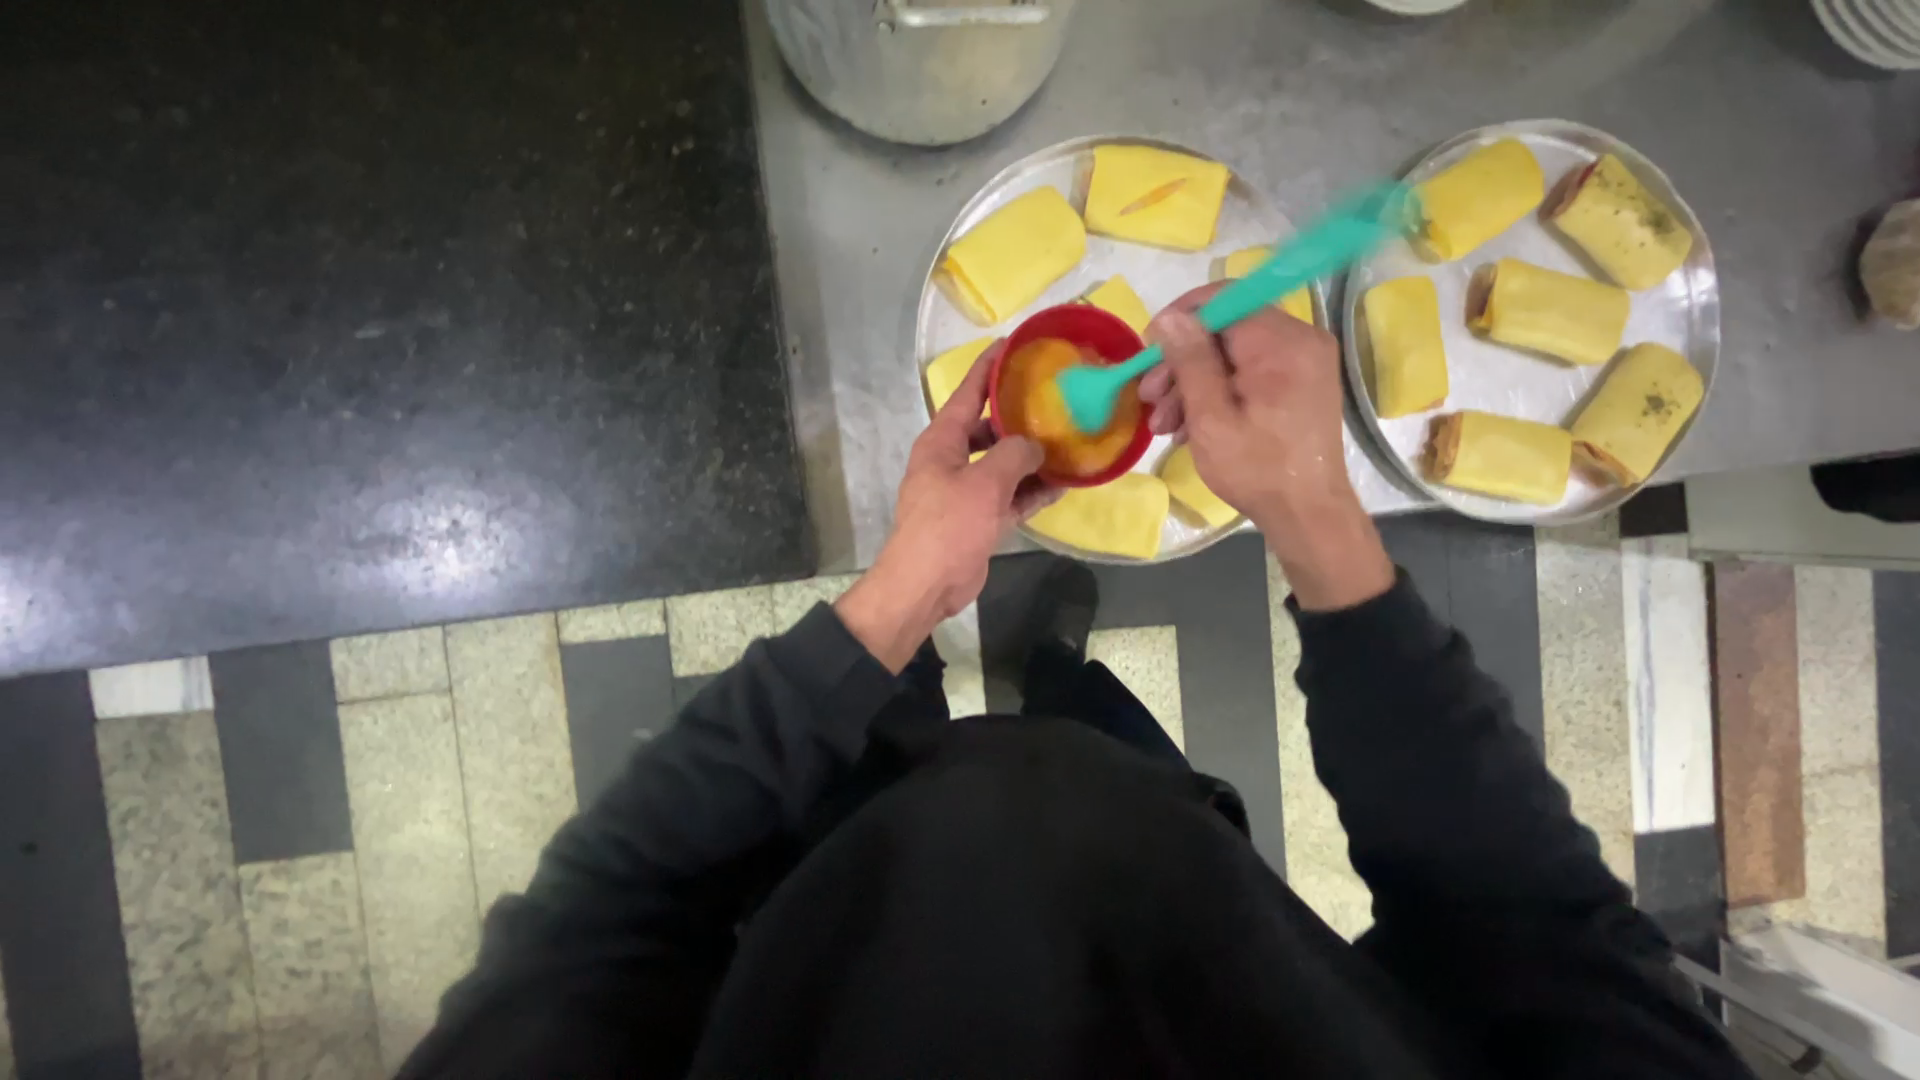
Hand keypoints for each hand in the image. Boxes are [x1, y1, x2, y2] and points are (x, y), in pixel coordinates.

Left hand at [836, 341, 1058, 669]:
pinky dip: (1033, 491)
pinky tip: (1066, 483)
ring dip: (1033, 458)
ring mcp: (966, 491)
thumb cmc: (947, 526)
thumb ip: (1014, 456)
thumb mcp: (984, 483)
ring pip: (1004, 464)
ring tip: (1070, 440)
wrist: (926, 585)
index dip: (989, 368)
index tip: (1013, 345)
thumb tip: (1036, 445)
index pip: (968, 393)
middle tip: (1056, 400)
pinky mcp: (980, 519)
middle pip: (989, 428)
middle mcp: (952, 460)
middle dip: (1019, 417)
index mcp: (941, 441)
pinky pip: (1011, 496)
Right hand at [1141, 285, 1392, 610]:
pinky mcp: (1299, 382)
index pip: (1223, 300)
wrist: (1307, 514)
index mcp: (1281, 344)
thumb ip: (1191, 362)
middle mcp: (1299, 340)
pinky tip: (1190, 426)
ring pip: (1233, 354)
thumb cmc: (1257, 470)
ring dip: (1193, 384)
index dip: (1180, 319)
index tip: (1148, 351)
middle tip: (1148, 397)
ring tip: (1164, 424)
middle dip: (1181, 362)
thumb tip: (1169, 318)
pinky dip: (1217, 392)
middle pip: (1226, 329)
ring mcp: (1303, 361)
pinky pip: (1249, 371)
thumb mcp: (1211, 419)